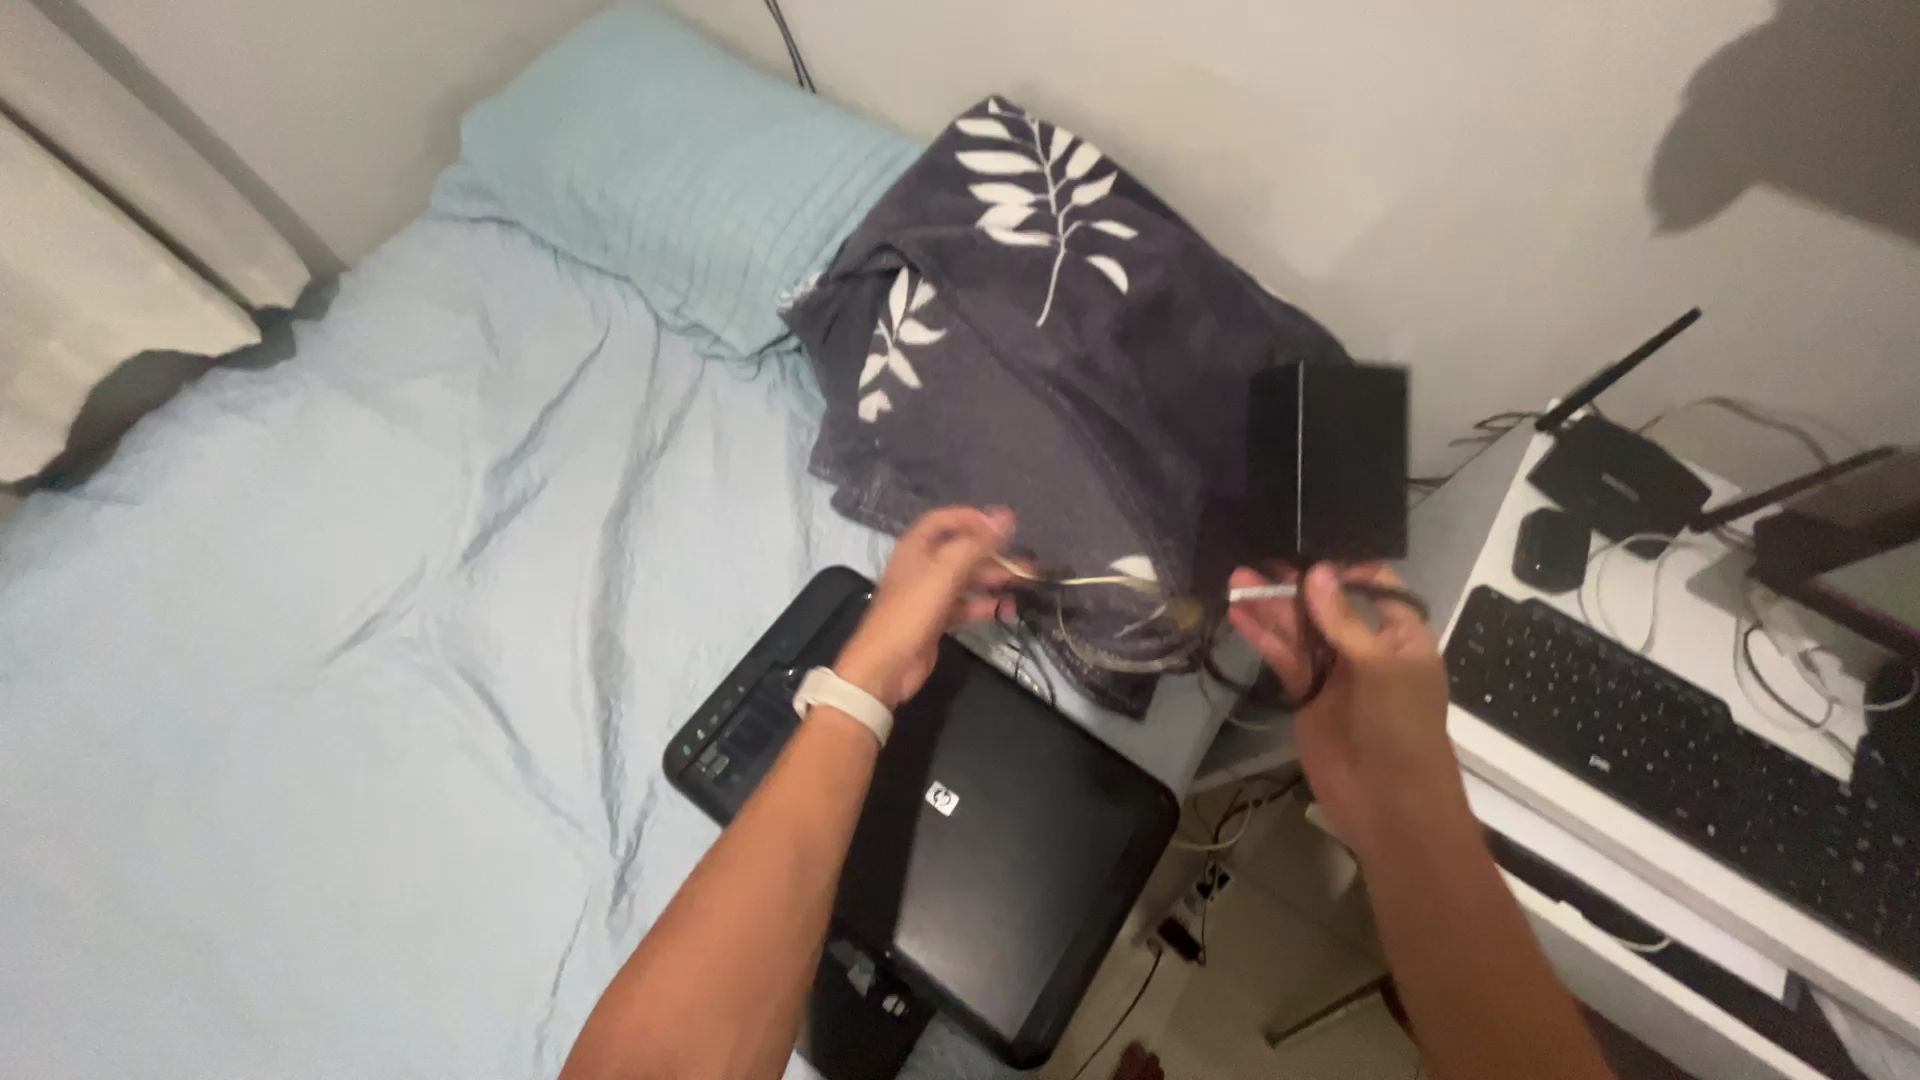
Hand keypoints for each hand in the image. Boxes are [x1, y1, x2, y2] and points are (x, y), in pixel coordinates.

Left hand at [833, 506, 1015, 707]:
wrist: (886, 666)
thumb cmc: (912, 612)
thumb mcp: (944, 573)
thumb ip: (976, 545)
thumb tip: (1006, 517)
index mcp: (916, 547)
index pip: (945, 520)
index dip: (973, 519)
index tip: (1003, 527)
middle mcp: (923, 566)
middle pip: (962, 551)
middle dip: (993, 555)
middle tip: (1025, 563)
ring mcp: (929, 594)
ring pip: (967, 579)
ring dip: (994, 580)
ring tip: (1023, 585)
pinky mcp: (936, 619)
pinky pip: (965, 605)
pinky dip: (984, 605)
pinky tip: (1005, 610)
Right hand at [1228, 563, 1464, 860]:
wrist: (1390, 803)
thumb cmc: (1401, 729)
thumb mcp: (1380, 668)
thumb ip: (1343, 620)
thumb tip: (1316, 572)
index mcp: (1401, 636)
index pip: (1374, 587)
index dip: (1343, 570)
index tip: (1308, 558)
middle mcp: (1366, 647)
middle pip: (1326, 604)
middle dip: (1293, 584)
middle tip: (1256, 562)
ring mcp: (1334, 670)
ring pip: (1298, 629)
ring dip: (1269, 606)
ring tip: (1236, 579)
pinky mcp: (1306, 692)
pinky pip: (1283, 656)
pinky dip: (1261, 636)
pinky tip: (1237, 615)